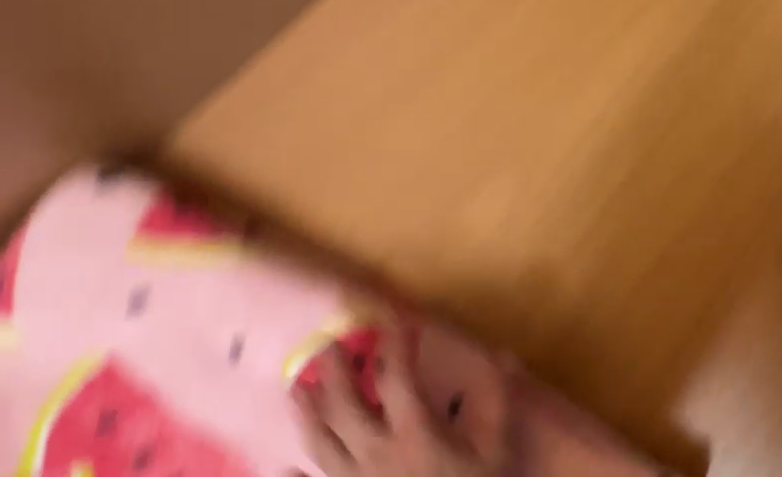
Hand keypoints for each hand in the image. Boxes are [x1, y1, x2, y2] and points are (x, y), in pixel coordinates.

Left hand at [290, 321, 511, 476]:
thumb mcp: (497, 445)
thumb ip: (498, 397)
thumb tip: (501, 353)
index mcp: (414, 431)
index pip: (397, 378)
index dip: (396, 346)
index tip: (397, 321)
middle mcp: (374, 452)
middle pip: (345, 406)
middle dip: (336, 373)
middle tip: (329, 346)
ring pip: (320, 443)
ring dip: (307, 414)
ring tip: (297, 389)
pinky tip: (280, 472)